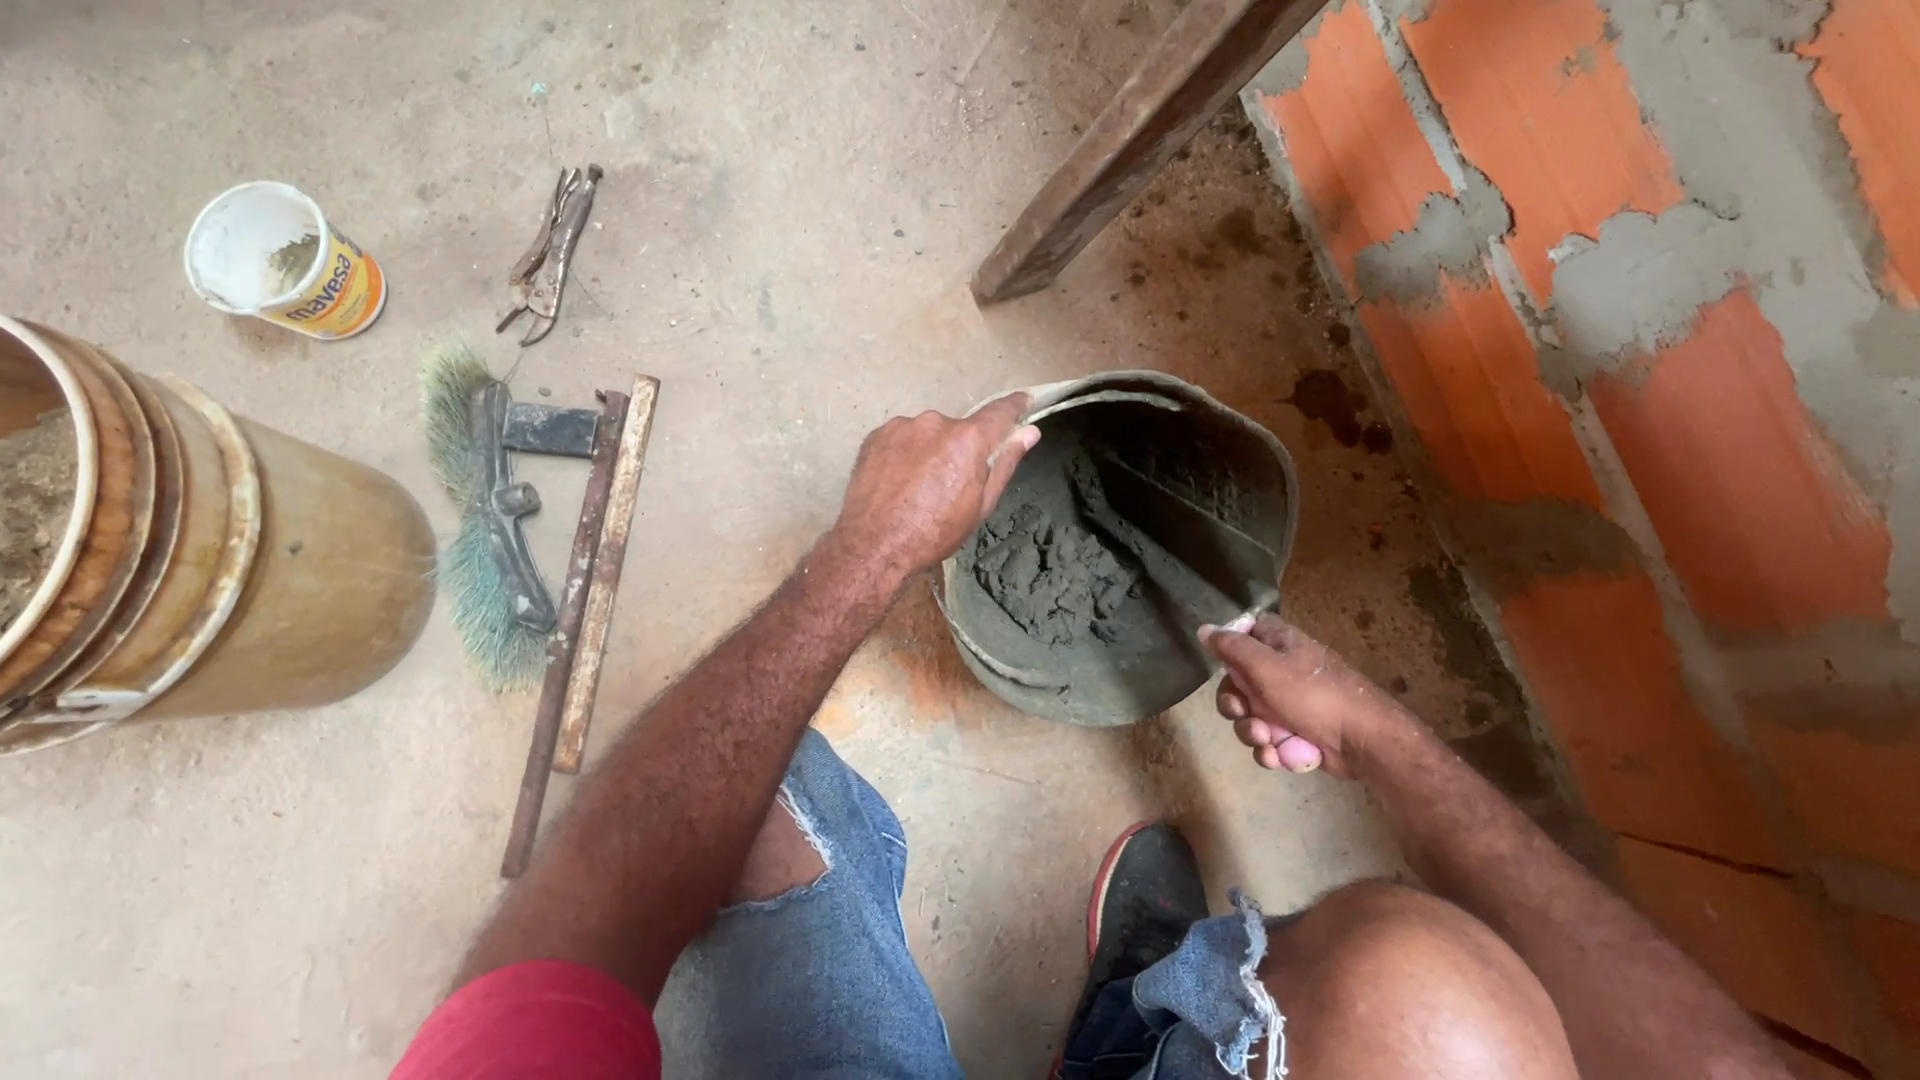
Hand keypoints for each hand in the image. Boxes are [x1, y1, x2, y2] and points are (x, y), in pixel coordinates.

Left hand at [832, 393, 1040, 583]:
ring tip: (918, 487)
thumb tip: (1029, 432)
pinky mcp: (877, 435)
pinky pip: (902, 438)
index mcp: (967, 440)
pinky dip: (905, 454)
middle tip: (950, 484)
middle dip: (960, 449)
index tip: (1024, 401)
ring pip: (927, 434)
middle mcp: (935, 423)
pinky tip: (899, 482)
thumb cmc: (935, 532)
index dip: (1015, 406)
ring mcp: (902, 426)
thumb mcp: (980, 505)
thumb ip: (1005, 463)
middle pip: (959, 429)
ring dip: (930, 451)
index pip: (1000, 412)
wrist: (875, 544)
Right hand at [1197, 614, 1419, 778]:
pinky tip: (1278, 757)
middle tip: (1242, 712)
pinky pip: (1269, 739)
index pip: (1244, 633)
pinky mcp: (1296, 732)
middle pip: (1238, 682)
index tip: (1226, 666)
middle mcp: (1282, 670)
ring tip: (1267, 742)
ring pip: (1250, 716)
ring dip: (1252, 732)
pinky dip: (1270, 750)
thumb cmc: (1314, 695)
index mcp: (1279, 644)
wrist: (1361, 741)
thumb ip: (1231, 648)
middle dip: (1235, 704)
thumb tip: (1204, 628)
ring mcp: (1289, 704)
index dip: (1230, 649)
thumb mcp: (1265, 667)